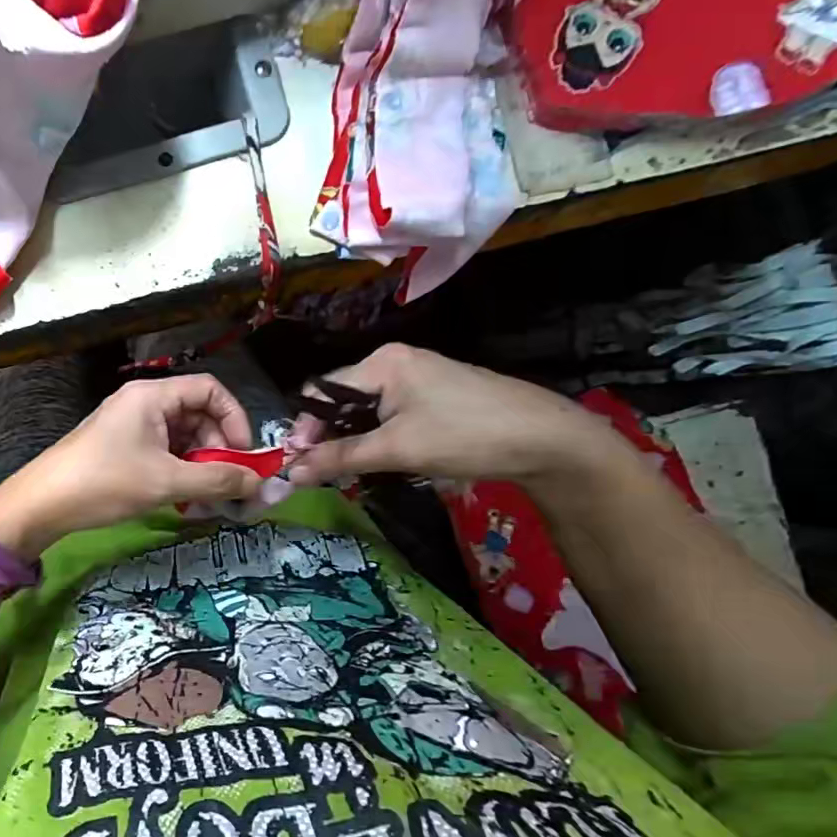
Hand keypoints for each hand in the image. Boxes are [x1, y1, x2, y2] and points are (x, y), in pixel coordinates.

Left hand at [0, 375, 264, 556]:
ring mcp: (131, 425)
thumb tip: (257, 483)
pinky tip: (182, 500)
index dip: (234, 419)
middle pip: (198, 415)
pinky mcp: (122, 447)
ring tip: (204, 500)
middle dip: (217, 450)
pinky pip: (163, 452)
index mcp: (153, 396)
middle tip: (224, 486)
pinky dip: (179, 472)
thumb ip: (217, 480)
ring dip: (199, 466)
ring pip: (182, 438)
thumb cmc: (106, 482)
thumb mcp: (166, 482)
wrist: (43, 503)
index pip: (210, 390)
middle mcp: (143, 403)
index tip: (242, 455)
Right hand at [287, 344, 627, 487]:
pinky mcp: (433, 396)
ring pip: (364, 411)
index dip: (305, 429)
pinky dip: (377, 438)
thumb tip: (289, 473)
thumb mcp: (396, 449)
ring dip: (352, 441)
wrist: (546, 440)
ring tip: (349, 472)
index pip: (322, 391)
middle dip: (327, 437)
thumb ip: (339, 459)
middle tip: (323, 474)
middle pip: (341, 400)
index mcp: (381, 362)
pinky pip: (388, 414)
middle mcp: (394, 362)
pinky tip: (381, 460)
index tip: (298, 465)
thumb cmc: (465, 435)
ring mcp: (417, 377)